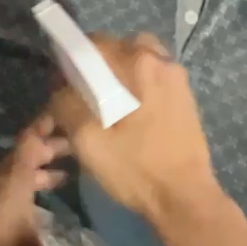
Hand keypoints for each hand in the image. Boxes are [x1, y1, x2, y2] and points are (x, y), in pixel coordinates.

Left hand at [0, 117, 137, 245]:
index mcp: (12, 185)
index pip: (31, 142)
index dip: (47, 124)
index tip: (66, 107)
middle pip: (23, 155)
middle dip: (50, 148)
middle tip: (78, 145)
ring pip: (12, 173)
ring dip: (36, 168)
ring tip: (63, 173)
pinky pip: (3, 187)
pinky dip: (23, 185)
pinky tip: (34, 205)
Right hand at [46, 32, 220, 225]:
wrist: (186, 201)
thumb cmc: (136, 168)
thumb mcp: (87, 140)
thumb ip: (66, 104)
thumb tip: (60, 91)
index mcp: (136, 63)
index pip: (91, 43)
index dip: (70, 61)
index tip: (62, 87)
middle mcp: (160, 59)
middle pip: (115, 48)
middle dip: (95, 67)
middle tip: (84, 97)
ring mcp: (177, 77)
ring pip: (135, 59)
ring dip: (118, 74)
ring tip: (109, 105)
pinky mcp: (185, 95)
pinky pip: (152, 75)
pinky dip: (137, 85)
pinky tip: (132, 115)